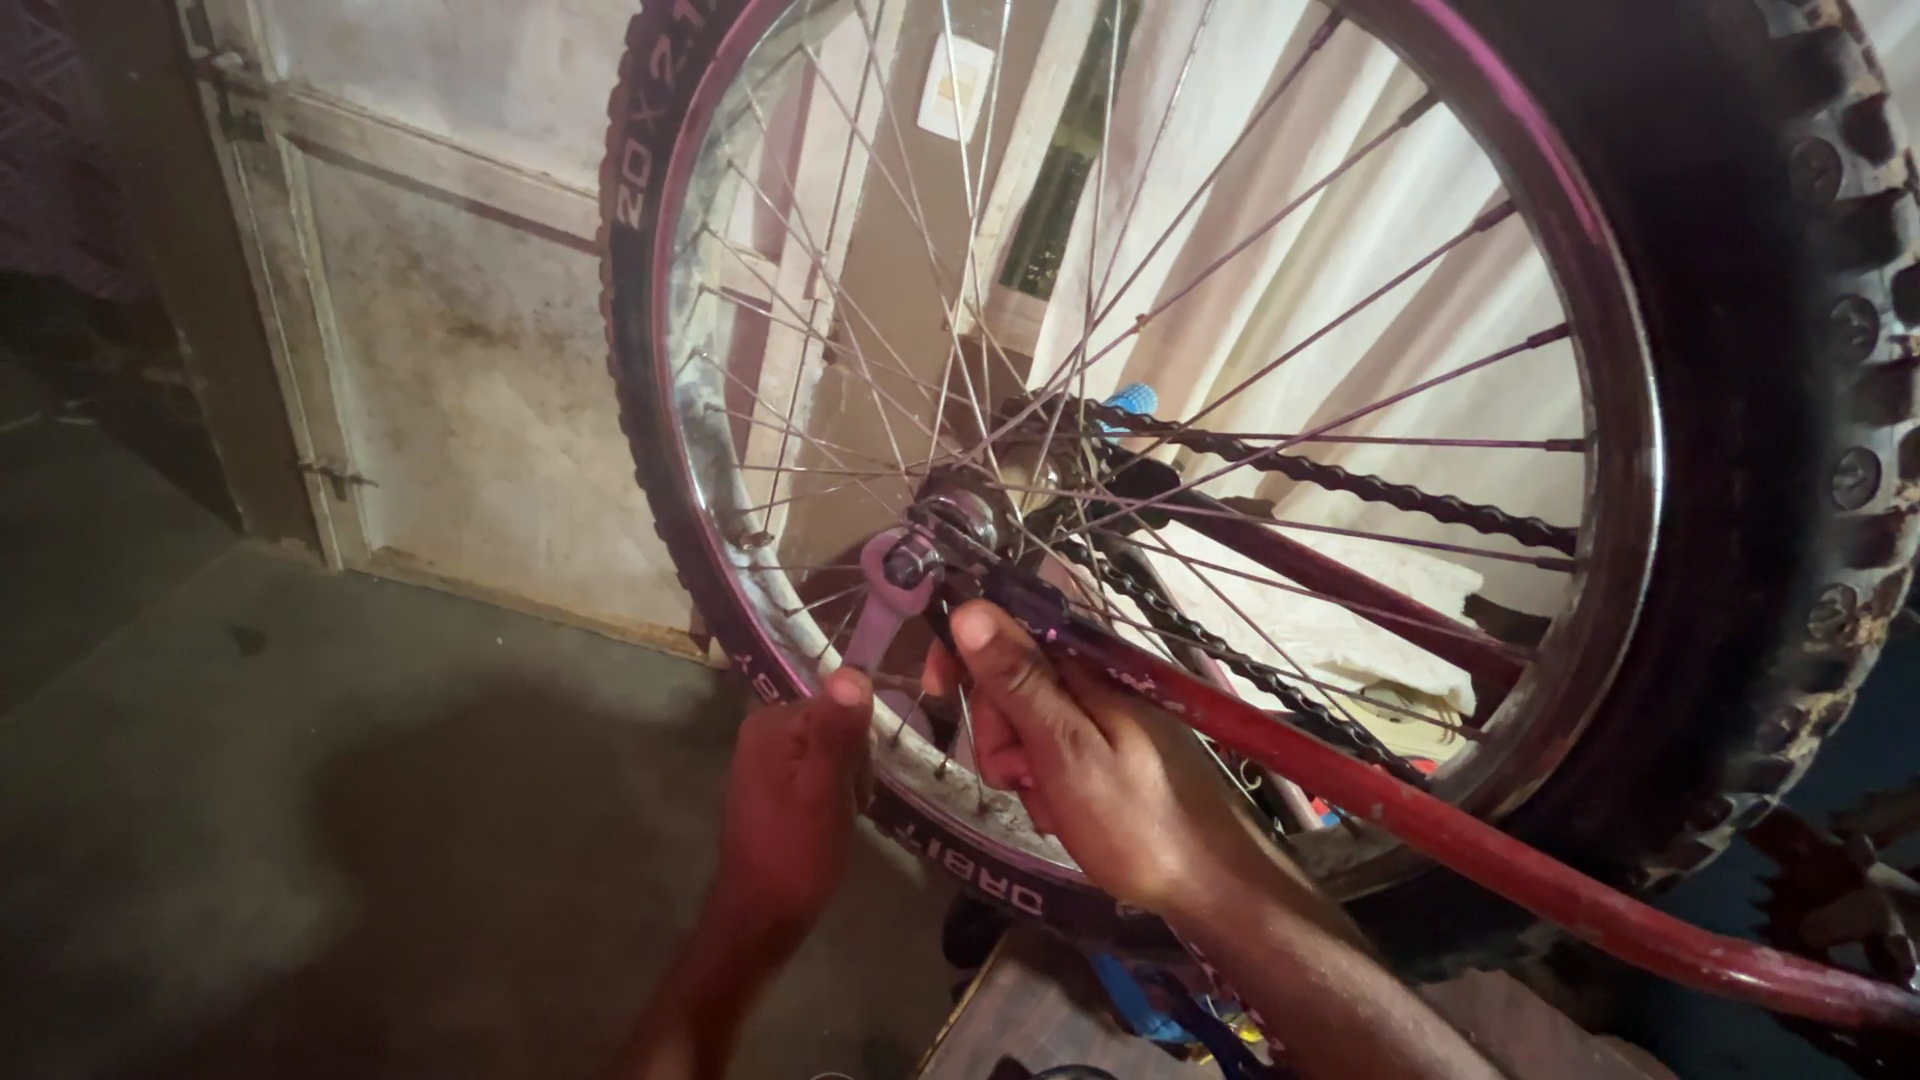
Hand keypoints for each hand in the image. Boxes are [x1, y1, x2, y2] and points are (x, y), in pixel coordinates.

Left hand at [708, 669, 874, 940]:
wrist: (761, 920)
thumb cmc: (795, 855)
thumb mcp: (824, 791)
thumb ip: (837, 732)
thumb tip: (854, 673)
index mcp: (772, 722)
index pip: (843, 707)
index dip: (858, 749)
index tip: (851, 788)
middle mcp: (764, 729)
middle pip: (839, 726)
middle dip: (853, 767)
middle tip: (843, 808)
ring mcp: (767, 757)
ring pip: (834, 750)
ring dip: (846, 784)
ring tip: (835, 819)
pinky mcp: (773, 782)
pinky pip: (819, 769)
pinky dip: (832, 794)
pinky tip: (827, 822)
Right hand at [923, 601, 1277, 917]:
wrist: (1208, 887)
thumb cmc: (1137, 822)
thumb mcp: (1066, 750)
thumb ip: (1018, 680)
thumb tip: (968, 610)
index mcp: (1087, 664)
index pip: (1009, 622)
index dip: (965, 645)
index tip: (939, 687)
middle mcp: (1091, 677)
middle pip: (1008, 676)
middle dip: (997, 727)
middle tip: (1017, 773)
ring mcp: (1096, 713)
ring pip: (1021, 718)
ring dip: (1018, 762)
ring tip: (1048, 801)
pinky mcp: (1099, 745)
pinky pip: (1045, 749)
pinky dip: (1040, 780)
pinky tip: (1061, 810)